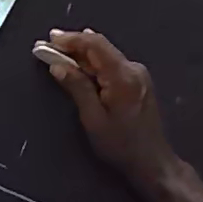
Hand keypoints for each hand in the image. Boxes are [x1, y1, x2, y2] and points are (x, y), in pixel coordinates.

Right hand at [44, 29, 181, 192]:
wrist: (153, 162)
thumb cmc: (121, 145)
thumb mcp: (93, 119)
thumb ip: (77, 88)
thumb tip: (57, 66)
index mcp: (123, 76)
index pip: (95, 45)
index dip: (71, 39)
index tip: (50, 40)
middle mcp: (133, 69)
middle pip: (100, 46)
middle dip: (74, 44)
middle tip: (49, 46)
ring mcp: (138, 74)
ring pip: (106, 54)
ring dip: (82, 53)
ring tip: (59, 54)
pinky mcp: (138, 80)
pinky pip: (112, 63)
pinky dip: (93, 62)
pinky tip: (81, 65)